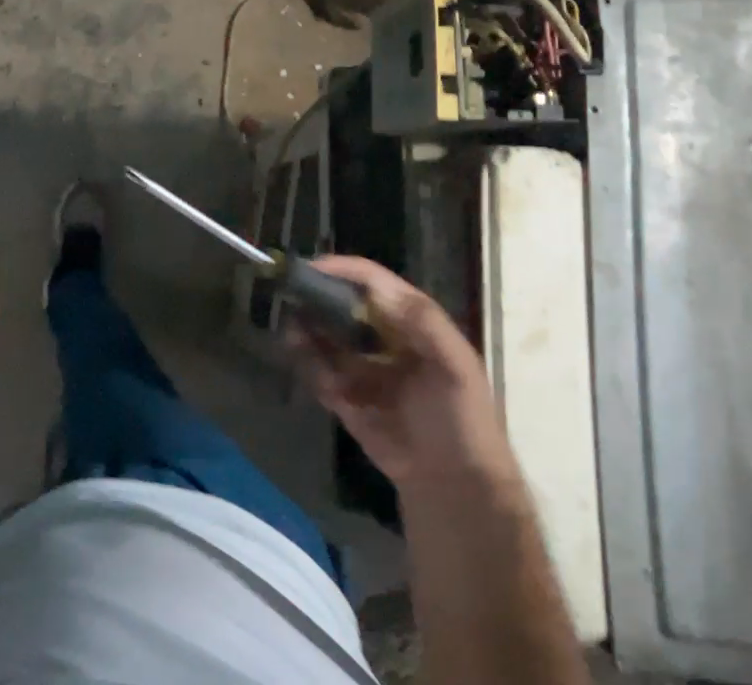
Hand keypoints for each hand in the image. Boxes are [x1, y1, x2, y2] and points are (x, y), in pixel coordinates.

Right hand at [296, 256, 516, 489]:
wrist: (453, 483)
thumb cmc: (463, 420)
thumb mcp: (455, 368)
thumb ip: (424, 325)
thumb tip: (377, 292)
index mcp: (413, 323)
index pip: (374, 284)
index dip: (343, 271)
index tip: (309, 269)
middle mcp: (383, 338)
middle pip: (340, 305)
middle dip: (313, 300)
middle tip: (287, 300)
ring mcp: (361, 367)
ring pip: (322, 337)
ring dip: (303, 334)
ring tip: (291, 339)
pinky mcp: (344, 395)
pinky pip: (317, 373)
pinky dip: (308, 370)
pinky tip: (311, 374)